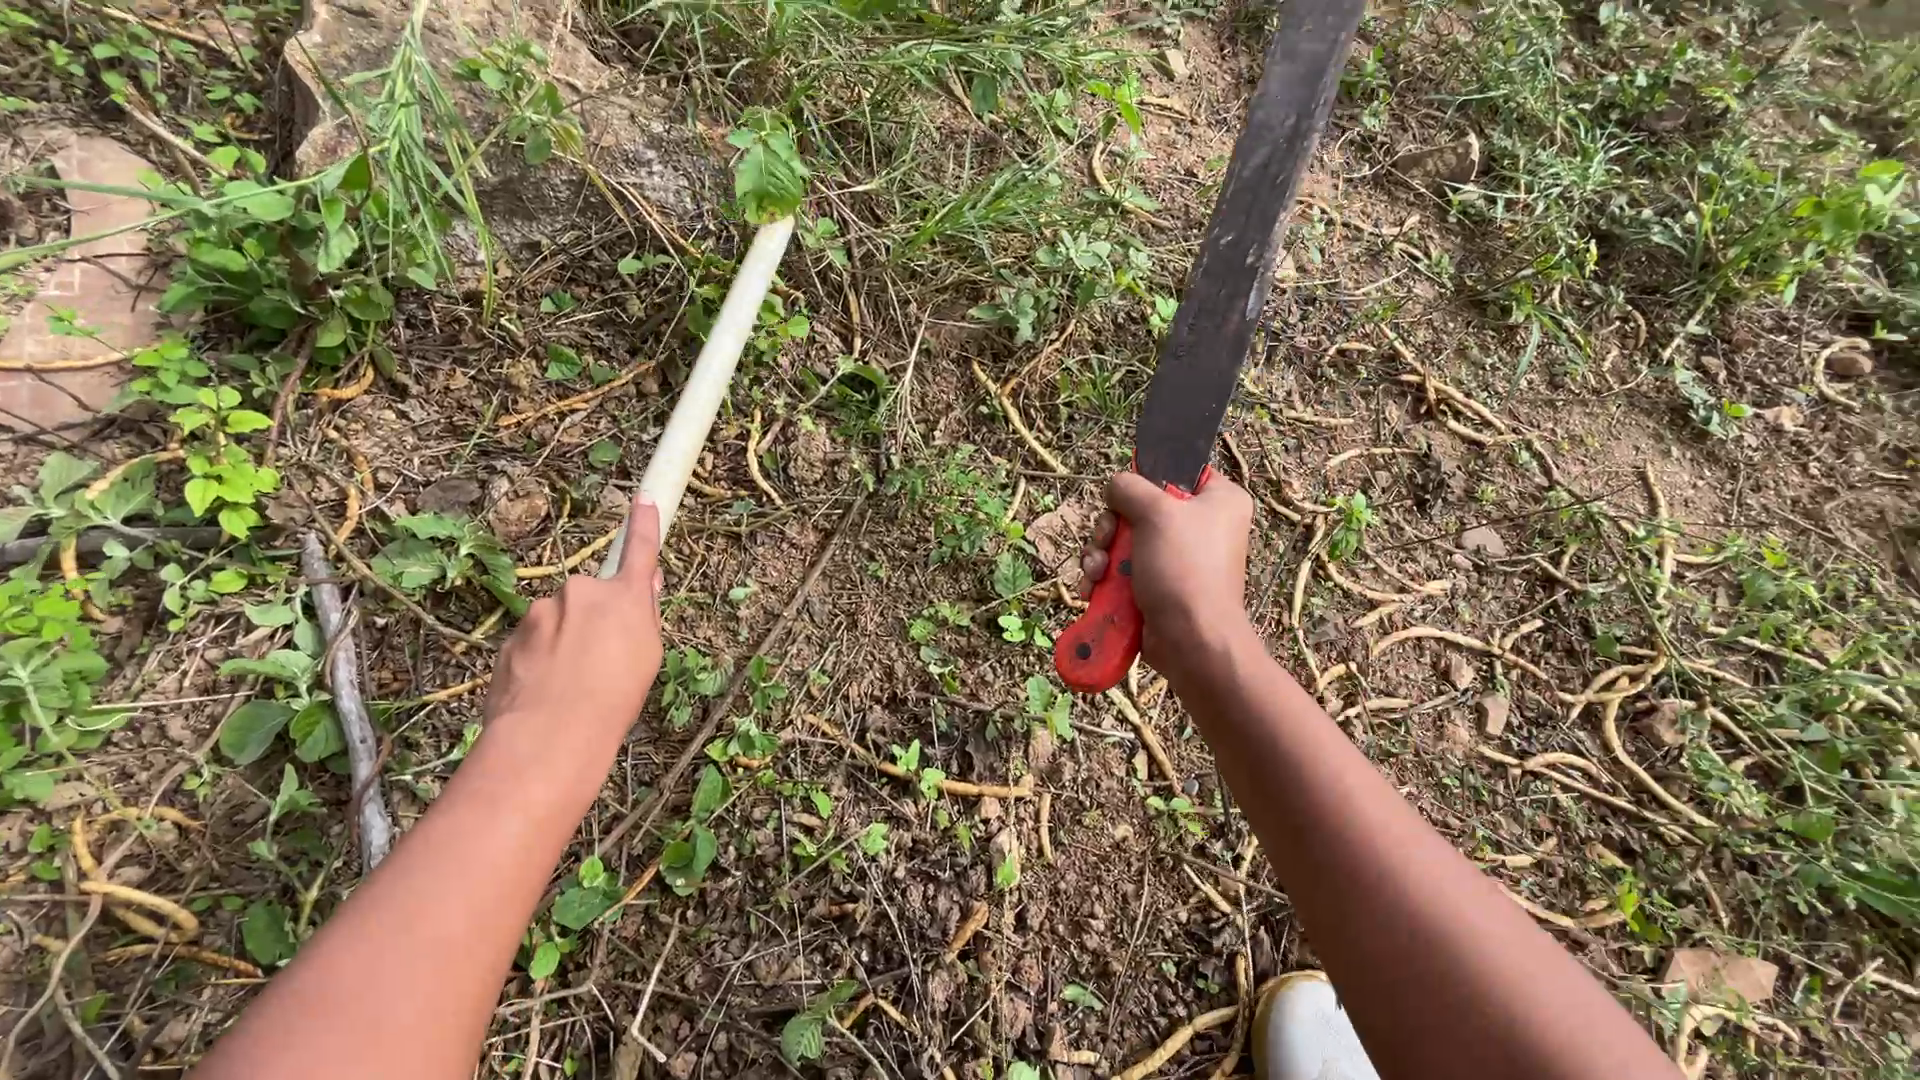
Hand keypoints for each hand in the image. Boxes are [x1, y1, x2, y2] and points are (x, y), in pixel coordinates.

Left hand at [483, 498, 664, 738]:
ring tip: (571, 686)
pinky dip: (541, 662)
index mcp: (621, 596)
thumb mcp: (647, 655)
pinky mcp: (511, 638)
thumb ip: (642, 615)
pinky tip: (547, 692)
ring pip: (559, 622)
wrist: (551, 731)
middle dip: (594, 620)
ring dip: (565, 644)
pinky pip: (532, 644)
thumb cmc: (616, 696)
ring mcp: (541, 613)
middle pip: (591, 599)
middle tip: (603, 662)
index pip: (639, 552)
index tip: (644, 499)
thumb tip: (644, 584)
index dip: (644, 525)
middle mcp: (579, 593)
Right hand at [1079, 471, 1254, 670]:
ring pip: (1123, 540)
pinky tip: (1094, 589)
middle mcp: (1201, 526)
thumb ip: (1129, 487)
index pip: (1178, 471)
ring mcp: (1176, 559)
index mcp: (1219, 500)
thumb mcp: (1157, 512)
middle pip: (1139, 508)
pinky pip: (1121, 570)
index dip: (1147, 479)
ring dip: (1101, 555)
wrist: (1191, 641)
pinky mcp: (1156, 586)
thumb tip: (1116, 487)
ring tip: (1097, 573)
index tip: (1129, 495)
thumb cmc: (1184, 568)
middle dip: (1112, 527)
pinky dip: (1104, 578)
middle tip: (1106, 539)